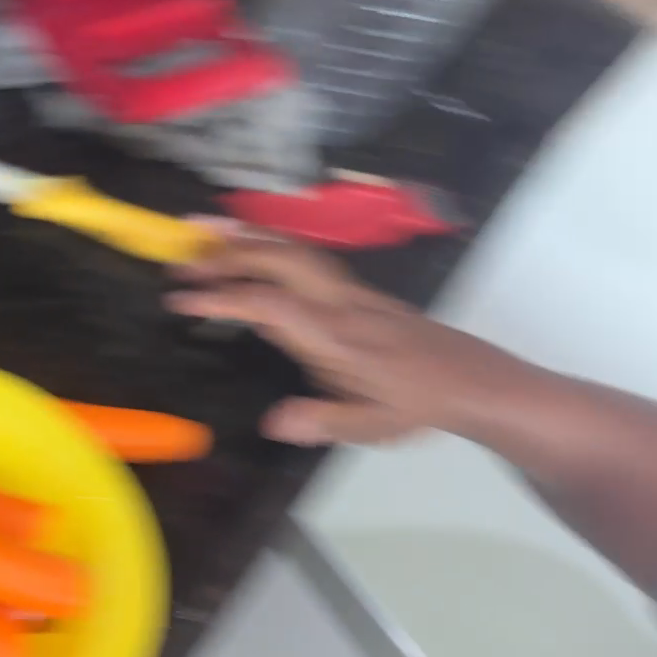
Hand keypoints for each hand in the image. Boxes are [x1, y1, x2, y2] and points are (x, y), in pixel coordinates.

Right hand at [166, 231, 536, 445]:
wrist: (479, 383)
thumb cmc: (416, 405)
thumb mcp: (369, 426)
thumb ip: (320, 421)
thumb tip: (273, 422)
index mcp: (337, 335)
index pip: (271, 305)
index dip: (222, 299)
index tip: (178, 300)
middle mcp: (341, 303)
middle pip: (282, 261)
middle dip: (228, 254)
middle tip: (179, 259)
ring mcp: (350, 292)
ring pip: (295, 251)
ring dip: (246, 238)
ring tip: (200, 230)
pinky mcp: (354, 290)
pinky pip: (305, 257)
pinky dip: (269, 243)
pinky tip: (246, 244)